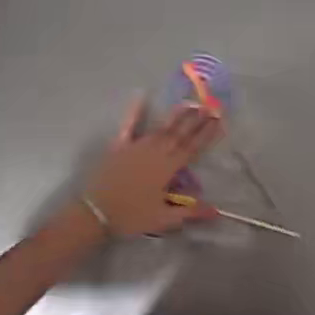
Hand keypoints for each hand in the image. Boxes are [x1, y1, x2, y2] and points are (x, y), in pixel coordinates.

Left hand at [82, 98, 222, 236]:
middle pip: (178, 133)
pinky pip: (128, 125)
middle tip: (209, 107)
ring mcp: (136, 147)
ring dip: (175, 115)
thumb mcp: (164, 218)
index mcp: (167, 168)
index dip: (206, 134)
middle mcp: (155, 152)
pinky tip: (141, 95)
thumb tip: (216, 211)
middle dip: (195, 120)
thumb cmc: (132, 216)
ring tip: (188, 103)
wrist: (96, 212)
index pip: (191, 148)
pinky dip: (135, 111)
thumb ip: (190, 212)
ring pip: (160, 128)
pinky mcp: (119, 146)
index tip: (218, 120)